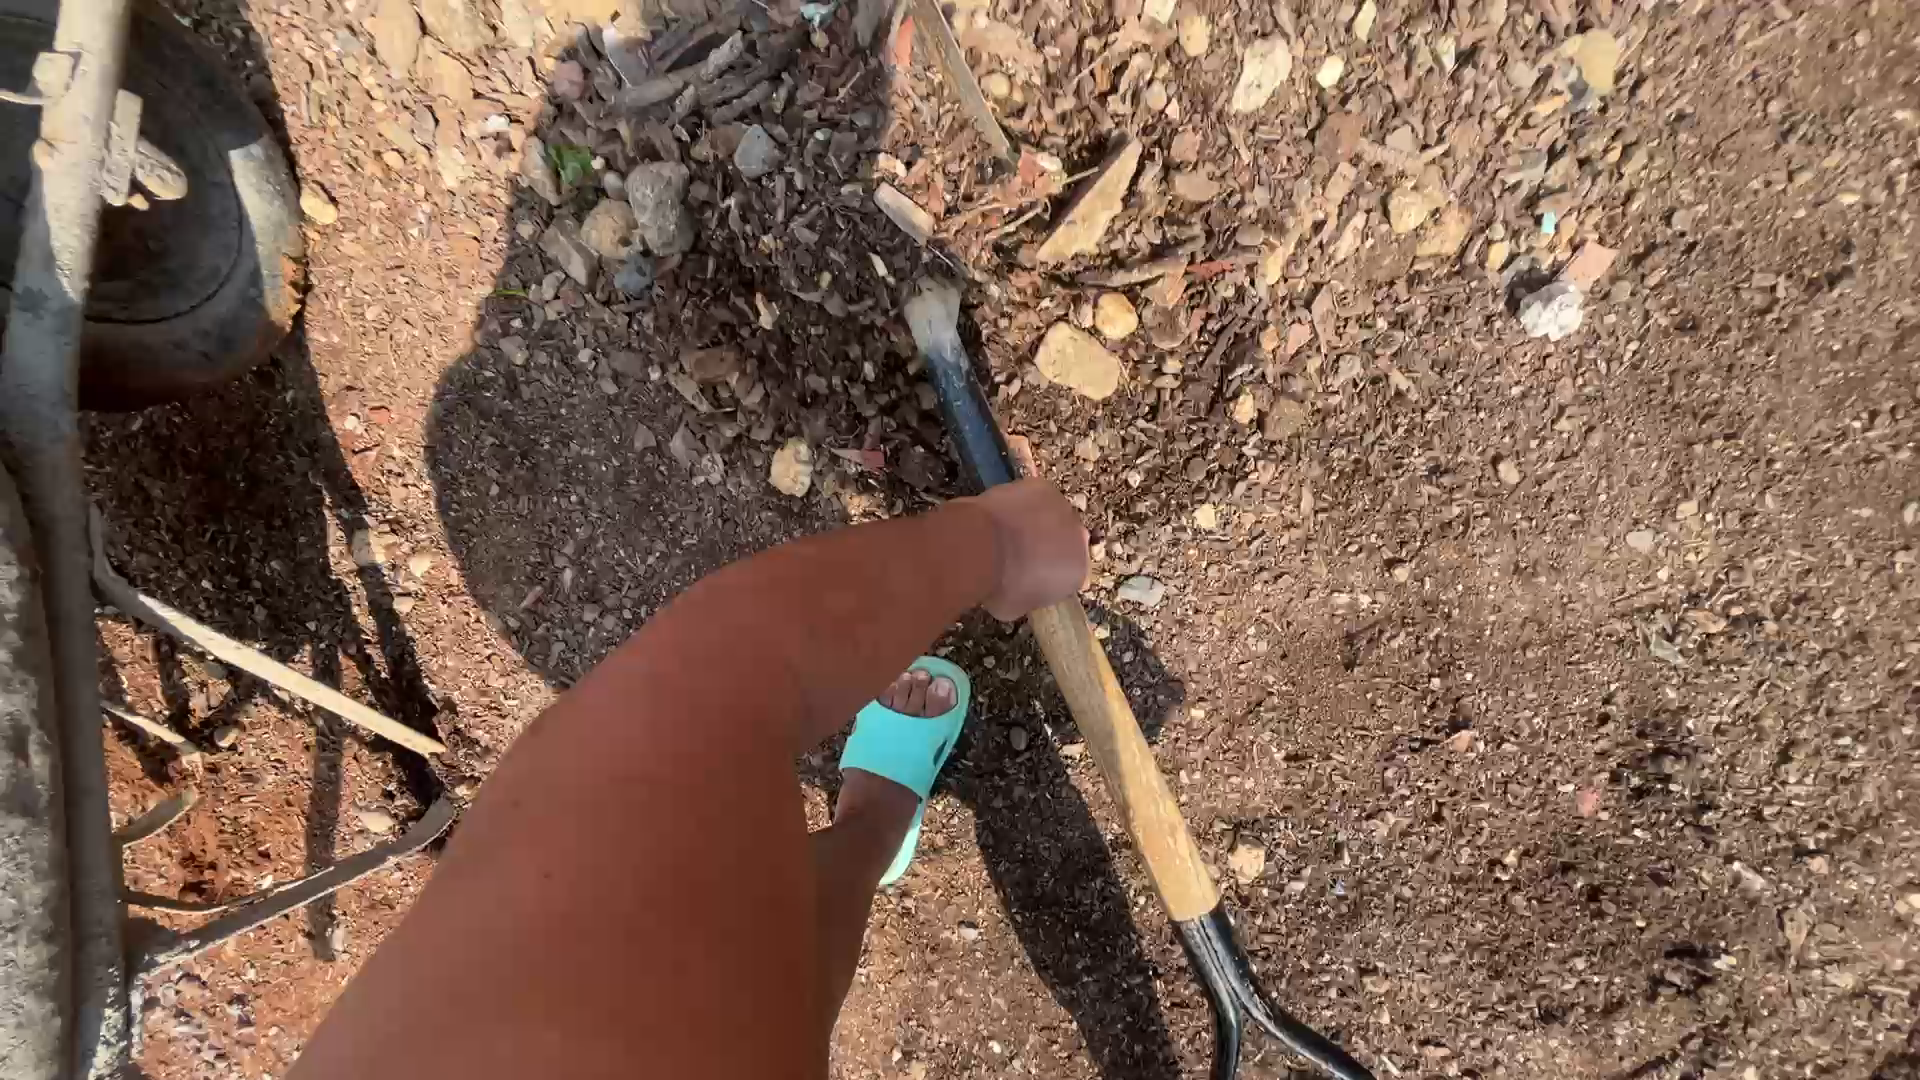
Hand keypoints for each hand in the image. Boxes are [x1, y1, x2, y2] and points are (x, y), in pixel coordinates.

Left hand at [966, 478, 1088, 620]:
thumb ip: (1027, 597)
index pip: (1068, 575)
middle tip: (1018, 554)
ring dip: (1037, 522)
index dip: (1048, 575)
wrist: (982, 547)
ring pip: (1052, 516)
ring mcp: (1063, 509)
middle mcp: (1078, 539)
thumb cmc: (998, 586)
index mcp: (1076, 572)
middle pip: (1064, 541)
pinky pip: (1035, 496)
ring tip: (1007, 531)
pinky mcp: (1043, 487)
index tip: (1028, 577)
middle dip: (1047, 547)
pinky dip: (1022, 502)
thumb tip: (1018, 591)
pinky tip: (1004, 512)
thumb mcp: (1013, 607)